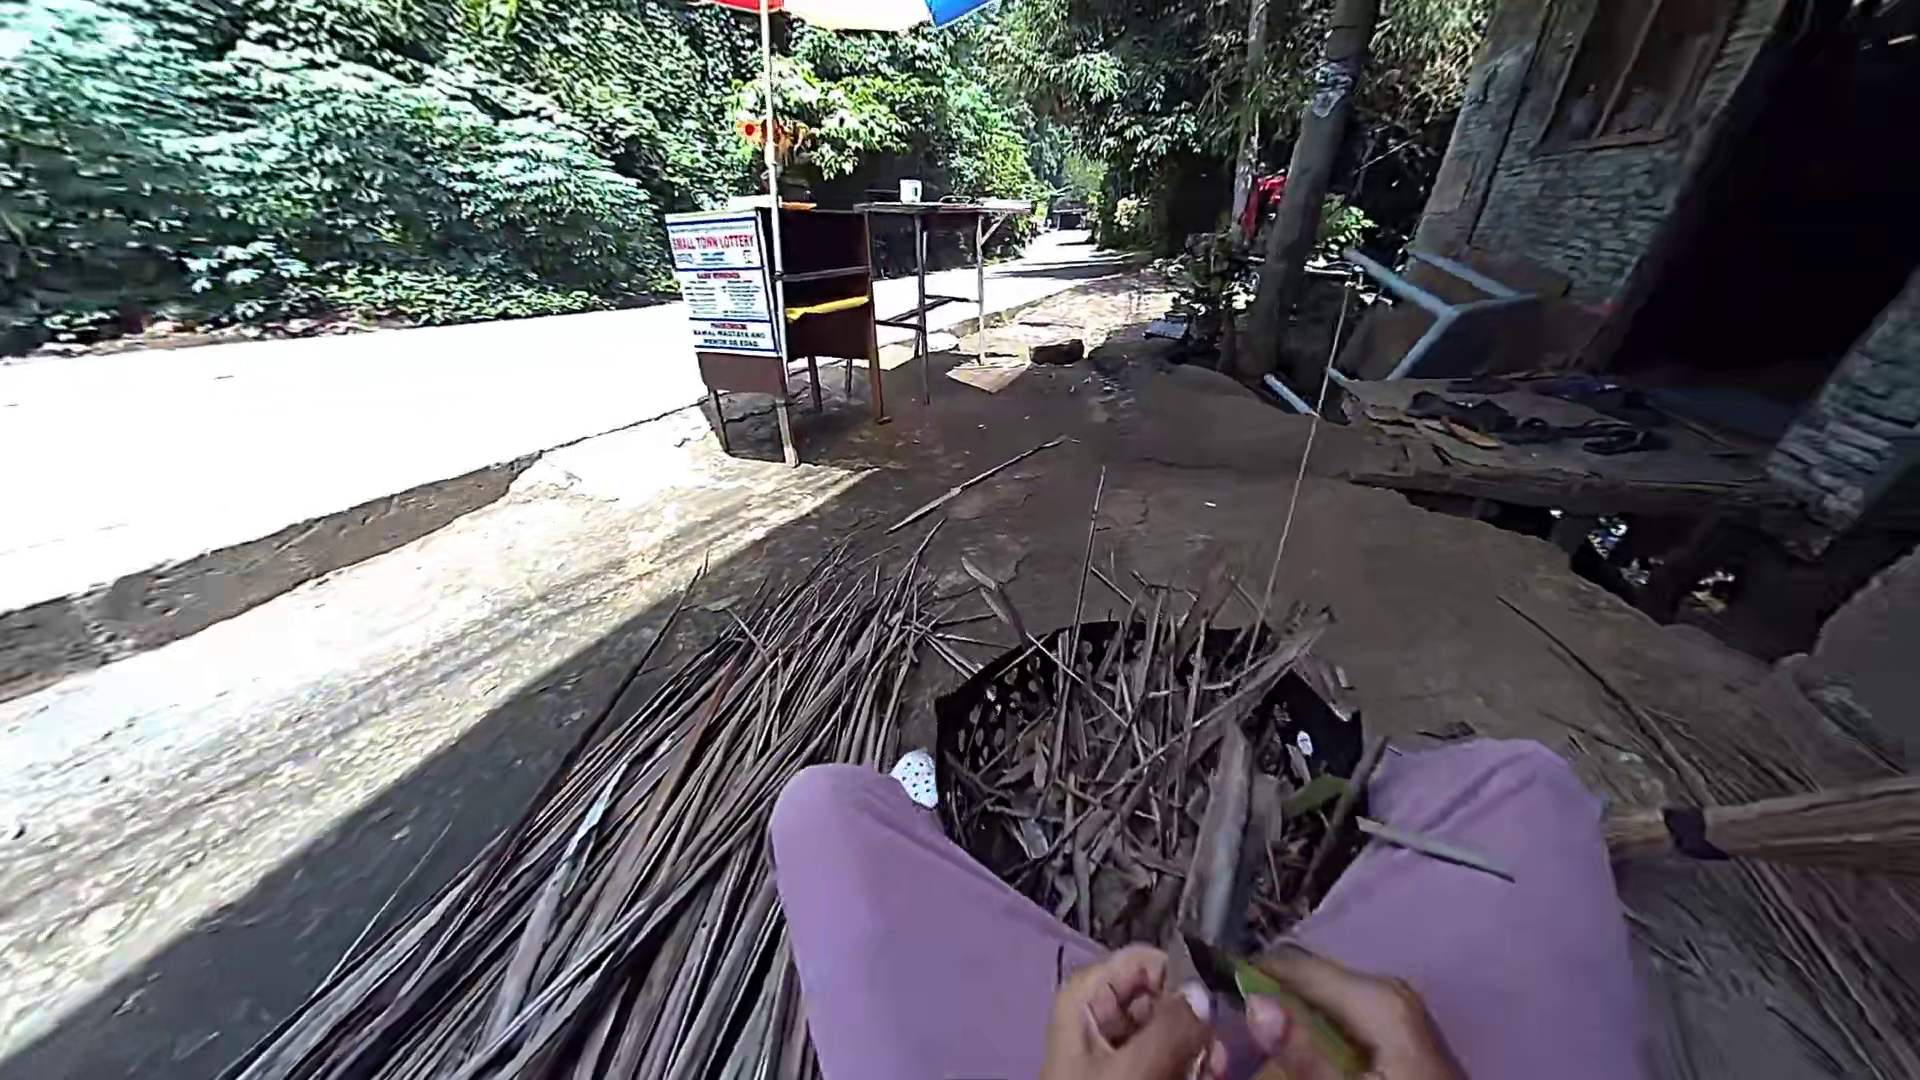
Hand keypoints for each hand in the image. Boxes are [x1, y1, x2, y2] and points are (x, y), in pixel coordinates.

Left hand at [1039, 945, 1213, 1079]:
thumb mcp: (1129, 1073)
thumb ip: (1169, 1030)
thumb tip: (1204, 990)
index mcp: (1089, 994)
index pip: (1144, 961)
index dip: (1182, 977)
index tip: (1219, 1007)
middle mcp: (1103, 1012)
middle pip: (1162, 998)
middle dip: (1195, 1025)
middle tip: (1217, 1061)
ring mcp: (1118, 1048)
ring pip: (1171, 1033)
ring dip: (1198, 1055)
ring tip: (1212, 1075)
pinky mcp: (1134, 1076)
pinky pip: (1169, 1063)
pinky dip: (1189, 1072)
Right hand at [1232, 949, 1459, 1079]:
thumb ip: (1305, 1056)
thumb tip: (1254, 1004)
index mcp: (1377, 996)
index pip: (1288, 964)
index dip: (1250, 982)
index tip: (1223, 1014)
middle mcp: (1383, 992)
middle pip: (1301, 986)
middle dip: (1272, 1016)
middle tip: (1250, 1055)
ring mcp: (1392, 1015)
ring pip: (1316, 1010)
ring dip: (1294, 1039)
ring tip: (1284, 1069)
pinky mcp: (1397, 1039)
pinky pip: (1338, 1029)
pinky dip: (1318, 1051)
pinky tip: (1313, 1071)